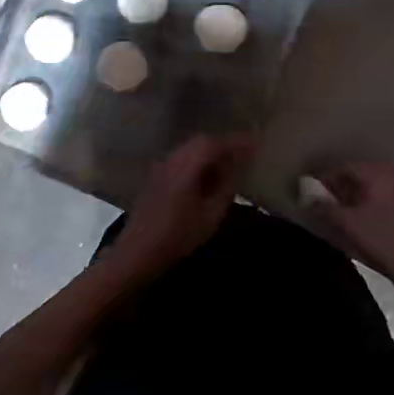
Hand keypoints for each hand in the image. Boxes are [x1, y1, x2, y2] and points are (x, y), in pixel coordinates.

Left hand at [113, 134, 255, 272]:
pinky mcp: (155, 177)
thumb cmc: (178, 237)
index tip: (256, 142)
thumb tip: (238, 166)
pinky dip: (197, 161)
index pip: (214, 144)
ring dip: (210, 153)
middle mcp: (172, 160)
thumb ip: (226, 187)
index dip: (236, 142)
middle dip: (224, 145)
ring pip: (189, 149)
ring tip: (229, 164)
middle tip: (245, 152)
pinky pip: (181, 159)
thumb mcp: (211, 215)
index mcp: (186, 167)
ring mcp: (160, 168)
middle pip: (200, 142)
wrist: (137, 252)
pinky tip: (206, 176)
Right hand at [310, 162, 393, 300]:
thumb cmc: (382, 240)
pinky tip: (362, 223)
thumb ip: (325, 208)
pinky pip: (385, 199)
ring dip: (355, 199)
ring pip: (373, 189)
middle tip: (324, 206)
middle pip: (360, 176)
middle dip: (340, 190)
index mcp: (379, 173)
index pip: (345, 167)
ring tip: (340, 217)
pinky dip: (370, 206)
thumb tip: (307, 199)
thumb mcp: (348, 224)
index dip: (325, 180)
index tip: (312, 194)